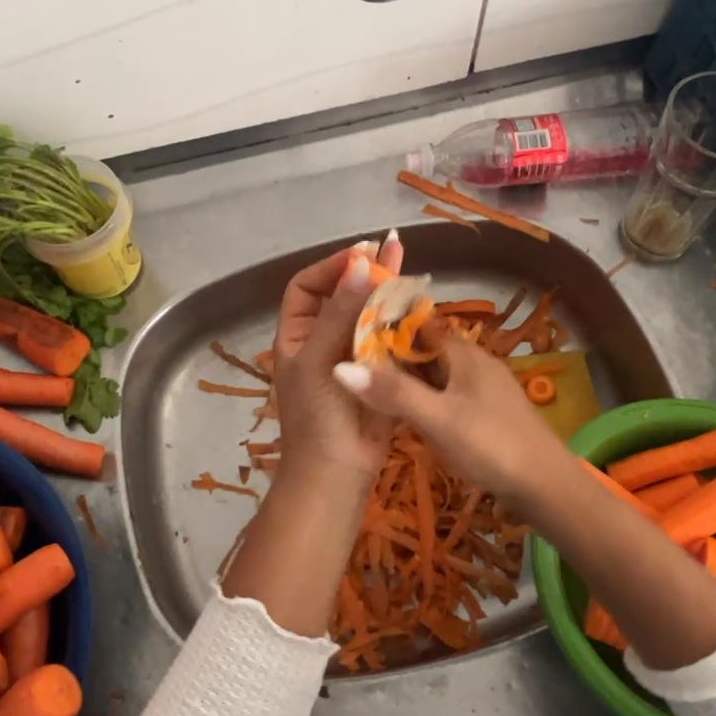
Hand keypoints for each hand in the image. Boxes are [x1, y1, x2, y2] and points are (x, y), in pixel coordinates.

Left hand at [270, 232, 404, 479]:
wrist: (337, 472)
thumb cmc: (316, 415)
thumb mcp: (319, 359)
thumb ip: (341, 312)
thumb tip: (360, 264)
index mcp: (297, 335)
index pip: (308, 286)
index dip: (330, 267)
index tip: (360, 254)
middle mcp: (322, 339)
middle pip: (342, 294)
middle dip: (365, 270)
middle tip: (393, 243)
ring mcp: (352, 354)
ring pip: (369, 313)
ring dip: (387, 289)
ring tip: (408, 259)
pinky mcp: (380, 370)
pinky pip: (390, 337)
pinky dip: (403, 319)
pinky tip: (419, 299)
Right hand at [333, 329, 562, 500]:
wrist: (546, 487)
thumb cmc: (492, 446)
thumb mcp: (438, 420)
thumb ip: (393, 393)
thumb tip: (339, 366)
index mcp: (462, 353)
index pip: (418, 323)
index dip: (385, 324)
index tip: (348, 331)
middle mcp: (473, 361)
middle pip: (425, 347)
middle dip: (391, 353)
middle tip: (349, 363)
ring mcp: (482, 387)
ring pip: (435, 372)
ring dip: (406, 377)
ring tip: (367, 388)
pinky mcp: (486, 411)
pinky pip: (446, 393)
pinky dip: (423, 397)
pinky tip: (405, 415)